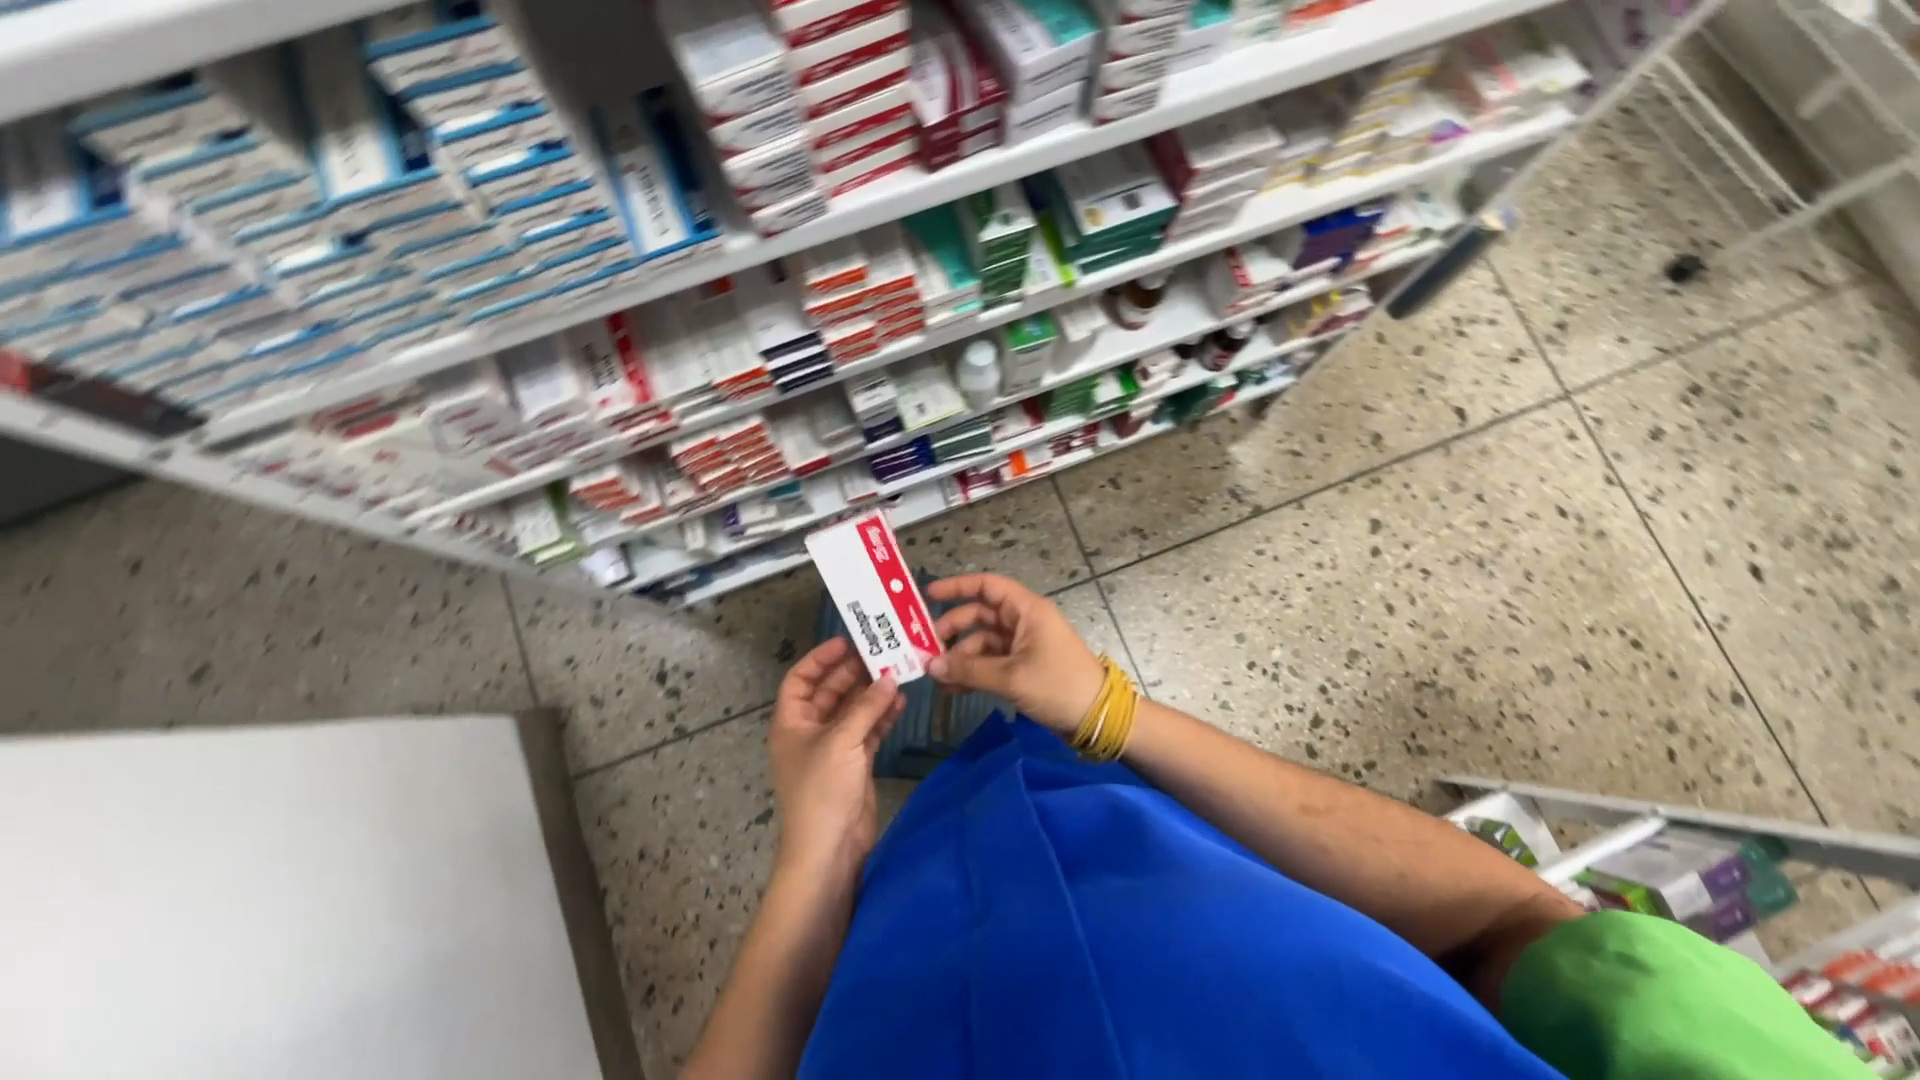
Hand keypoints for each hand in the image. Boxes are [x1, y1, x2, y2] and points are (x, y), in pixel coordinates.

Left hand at [768, 637, 904, 880]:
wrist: (829, 848)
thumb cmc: (822, 789)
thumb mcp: (841, 741)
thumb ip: (865, 707)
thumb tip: (888, 677)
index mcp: (791, 722)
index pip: (800, 679)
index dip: (820, 658)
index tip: (847, 641)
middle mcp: (810, 731)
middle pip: (830, 692)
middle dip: (854, 673)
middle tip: (883, 652)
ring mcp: (834, 748)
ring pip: (853, 711)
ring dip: (872, 694)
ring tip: (898, 672)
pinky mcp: (855, 764)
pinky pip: (868, 731)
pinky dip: (882, 717)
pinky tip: (901, 702)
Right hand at [925, 573, 1105, 735]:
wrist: (1098, 719)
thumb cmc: (1058, 686)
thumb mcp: (1010, 677)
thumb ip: (968, 670)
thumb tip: (930, 666)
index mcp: (1027, 611)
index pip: (988, 586)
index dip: (957, 587)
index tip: (928, 596)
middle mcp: (1024, 622)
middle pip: (980, 616)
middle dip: (953, 630)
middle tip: (927, 649)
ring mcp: (1024, 646)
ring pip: (983, 642)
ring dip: (960, 658)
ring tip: (937, 678)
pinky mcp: (1024, 668)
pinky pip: (990, 663)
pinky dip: (972, 673)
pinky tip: (953, 689)